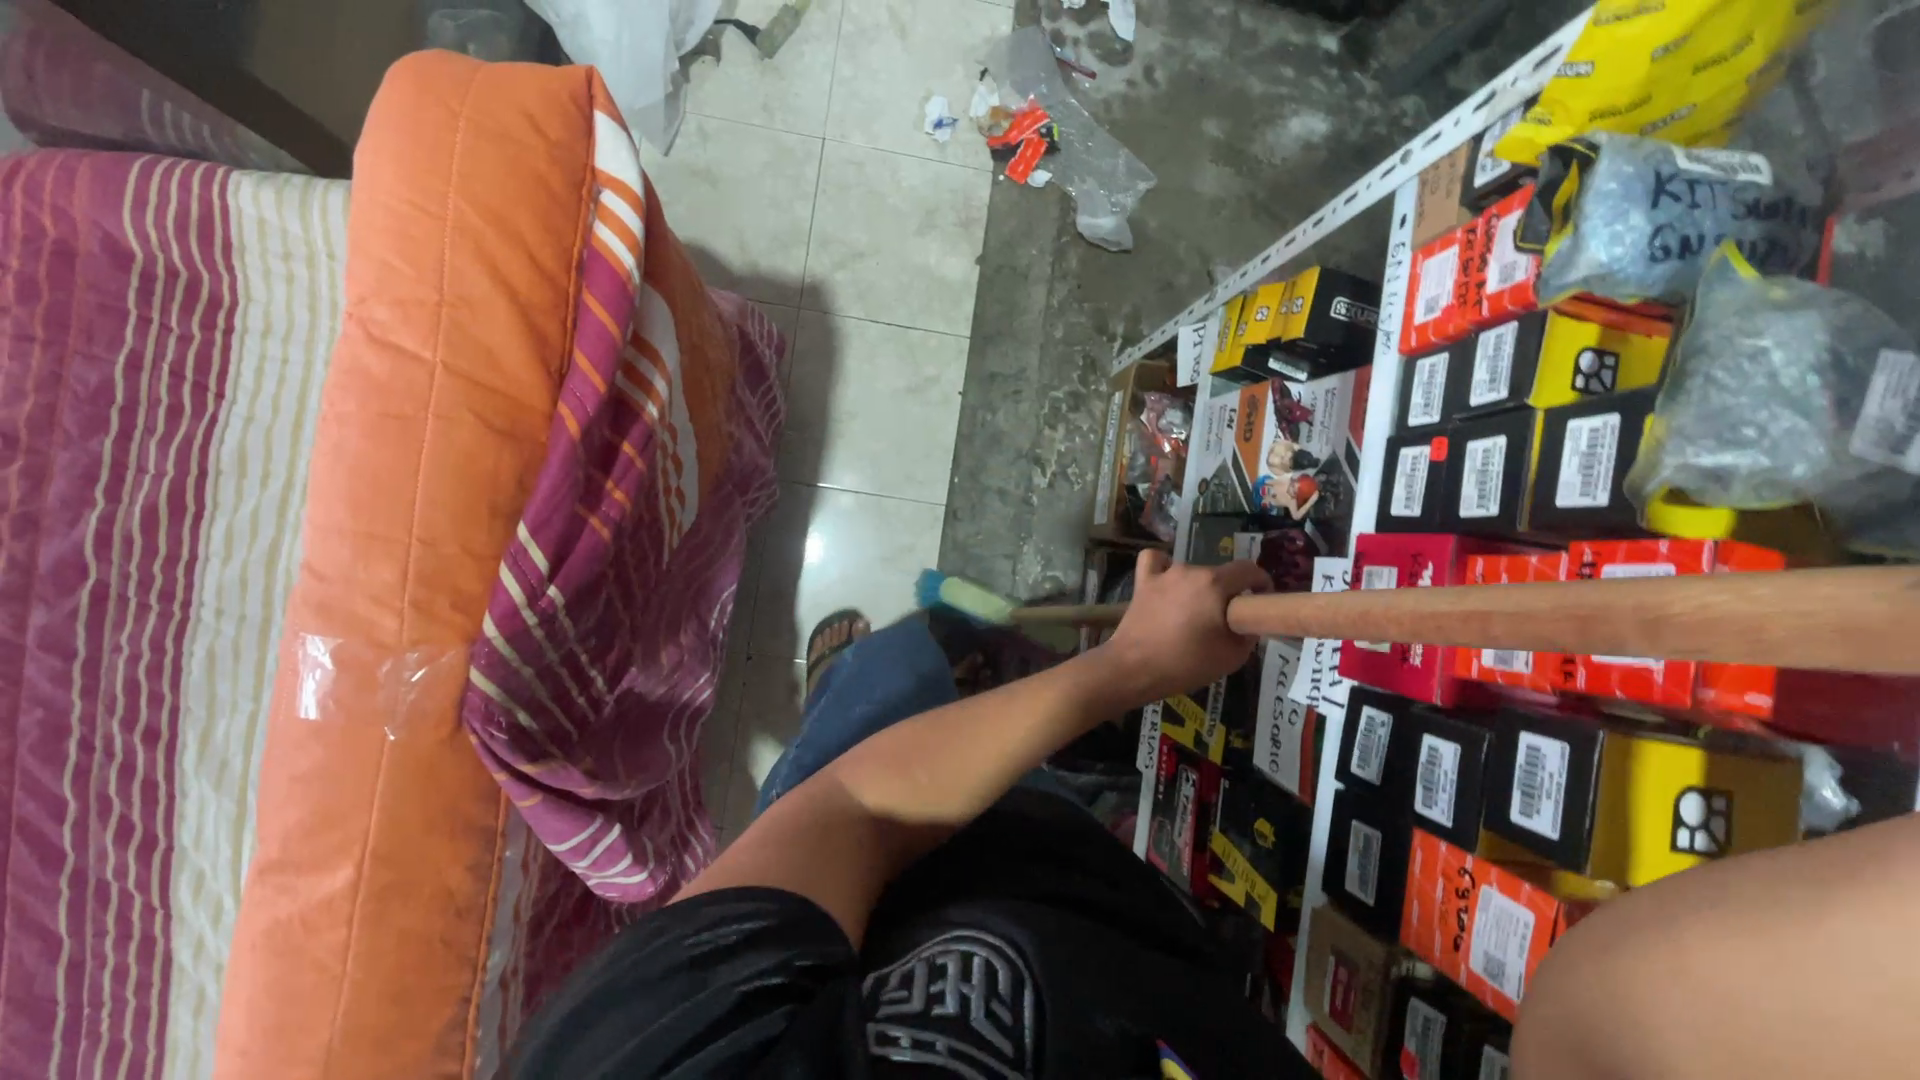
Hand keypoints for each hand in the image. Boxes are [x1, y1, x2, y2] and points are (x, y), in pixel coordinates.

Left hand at [1096, 550, 1271, 705]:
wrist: (1134, 669)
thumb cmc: (1186, 664)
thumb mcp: (1232, 657)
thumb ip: (1248, 634)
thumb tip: (1248, 622)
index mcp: (1215, 584)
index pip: (1249, 570)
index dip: (1261, 583)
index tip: (1260, 601)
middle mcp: (1190, 570)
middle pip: (1220, 575)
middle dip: (1228, 594)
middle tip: (1225, 622)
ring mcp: (1163, 574)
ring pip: (1192, 573)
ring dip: (1199, 589)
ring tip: (1193, 616)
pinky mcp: (1143, 582)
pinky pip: (1156, 562)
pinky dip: (1164, 568)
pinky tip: (1167, 584)